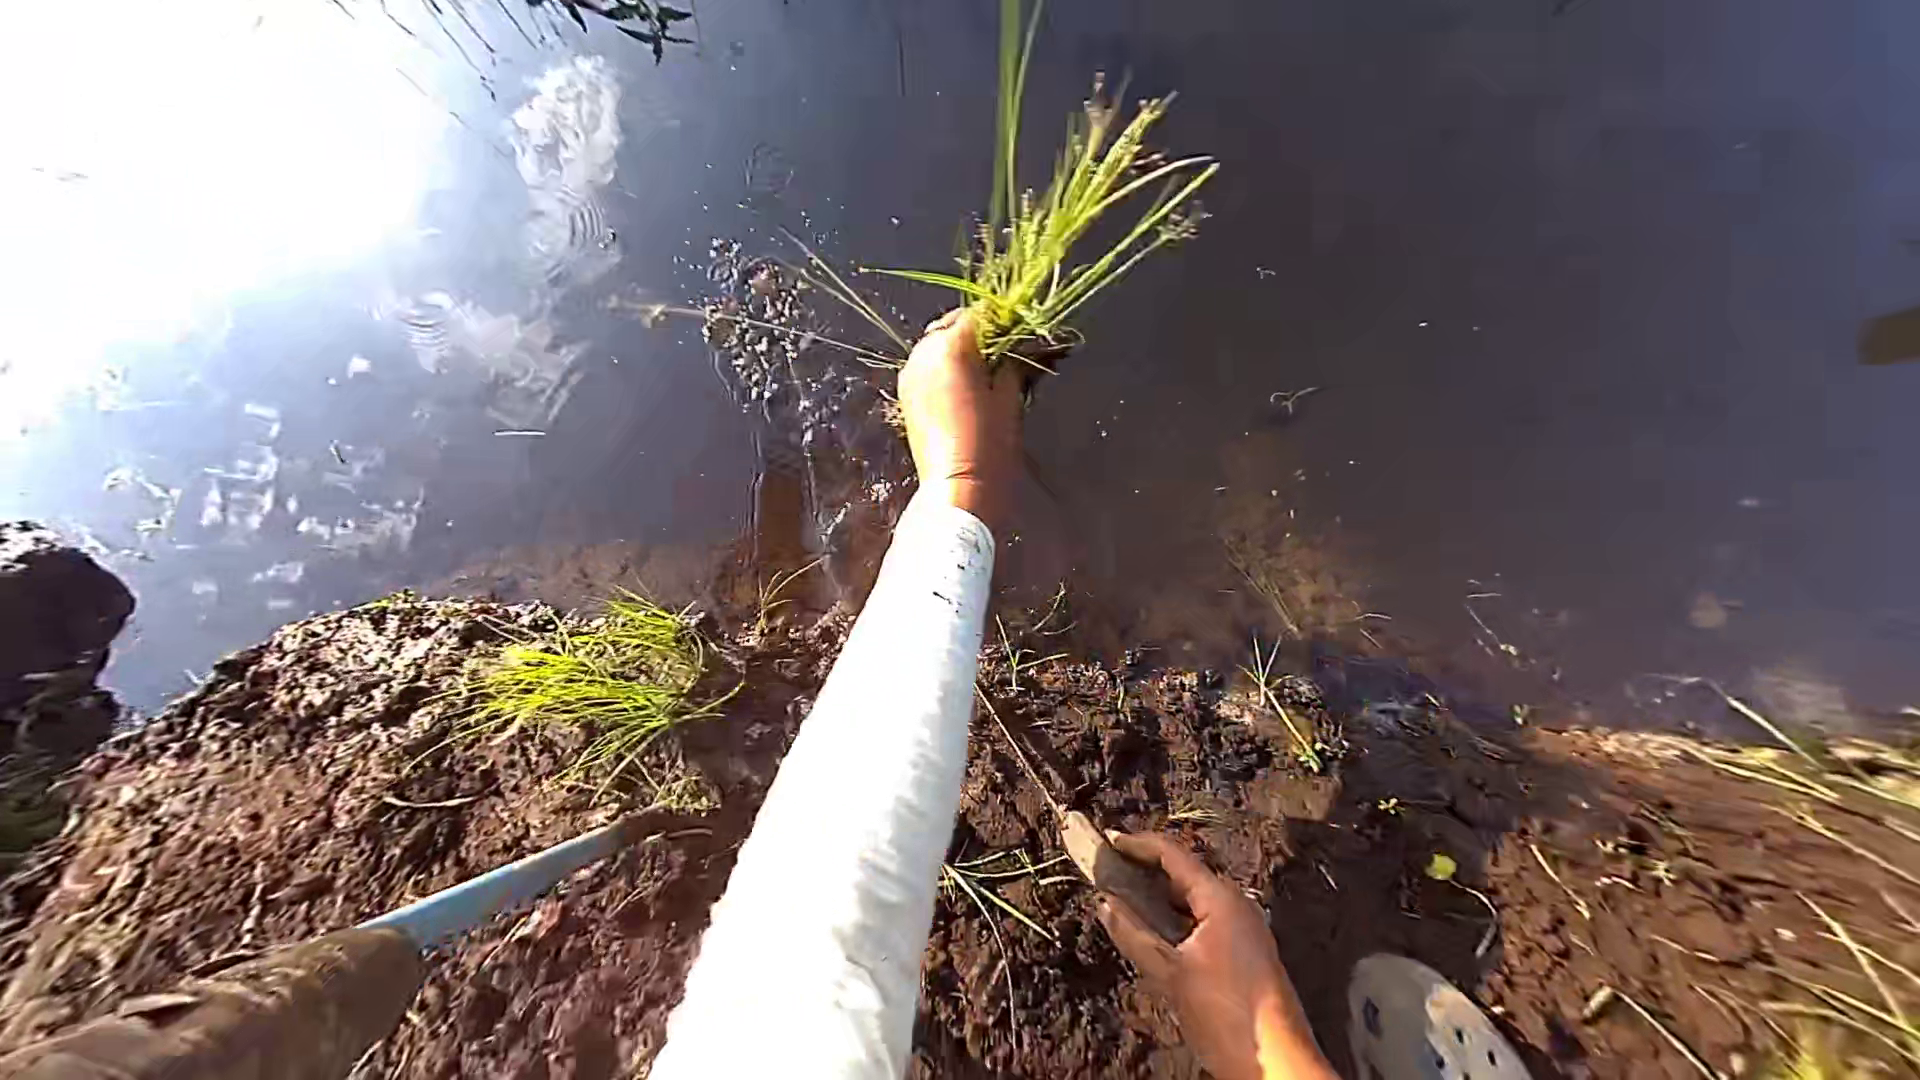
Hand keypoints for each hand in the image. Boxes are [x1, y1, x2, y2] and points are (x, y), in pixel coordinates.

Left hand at [897, 309, 1022, 533]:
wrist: (958, 489)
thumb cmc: (988, 447)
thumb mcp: (1009, 400)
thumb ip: (1011, 365)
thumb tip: (1015, 351)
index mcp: (950, 348)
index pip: (978, 316)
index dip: (1000, 321)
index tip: (1017, 331)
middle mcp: (923, 355)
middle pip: (951, 326)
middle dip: (976, 335)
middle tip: (1002, 352)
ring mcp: (910, 376)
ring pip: (935, 346)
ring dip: (958, 350)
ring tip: (983, 371)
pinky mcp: (905, 397)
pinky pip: (925, 368)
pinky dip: (942, 369)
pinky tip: (963, 387)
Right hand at [1099, 833, 1336, 1079]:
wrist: (1283, 1076)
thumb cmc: (1229, 1020)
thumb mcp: (1171, 975)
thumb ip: (1134, 934)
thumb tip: (1104, 903)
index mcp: (1221, 899)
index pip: (1172, 853)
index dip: (1137, 844)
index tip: (1109, 842)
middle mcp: (1235, 905)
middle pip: (1183, 872)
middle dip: (1146, 870)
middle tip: (1112, 870)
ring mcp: (1243, 929)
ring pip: (1192, 898)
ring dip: (1159, 896)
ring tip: (1125, 898)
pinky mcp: (1244, 952)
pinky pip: (1202, 919)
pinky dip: (1175, 918)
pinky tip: (1154, 932)